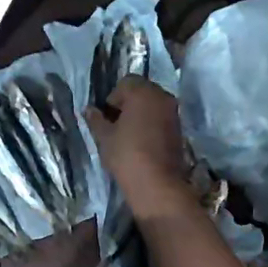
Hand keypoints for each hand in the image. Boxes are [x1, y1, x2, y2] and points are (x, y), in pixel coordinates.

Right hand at [86, 76, 187, 205]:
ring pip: (152, 105)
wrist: (156, 183)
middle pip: (141, 91)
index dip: (112, 98)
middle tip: (115, 125)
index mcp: (142, 92)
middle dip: (127, 104)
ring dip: (140, 114)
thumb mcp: (105, 138)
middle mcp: (162, 96)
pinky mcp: (179, 128)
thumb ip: (96, 120)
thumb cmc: (126, 155)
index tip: (106, 117)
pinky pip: (161, 118)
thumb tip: (88, 110)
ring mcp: (173, 112)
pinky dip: (151, 124)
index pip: (125, 83)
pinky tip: (141, 142)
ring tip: (127, 135)